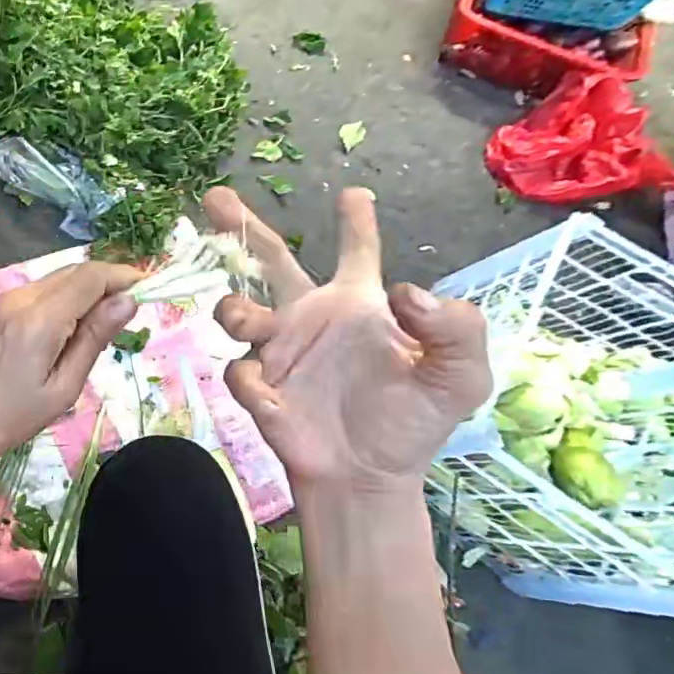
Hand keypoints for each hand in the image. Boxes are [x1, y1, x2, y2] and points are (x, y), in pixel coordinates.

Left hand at [0, 260, 140, 472]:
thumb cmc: (12, 419)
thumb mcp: (64, 387)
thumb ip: (95, 338)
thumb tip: (128, 301)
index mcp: (39, 320)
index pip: (90, 277)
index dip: (121, 276)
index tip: (145, 286)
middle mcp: (17, 299)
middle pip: (72, 272)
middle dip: (105, 282)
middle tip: (126, 308)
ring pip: (52, 280)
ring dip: (80, 291)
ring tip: (94, 326)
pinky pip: (32, 294)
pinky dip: (56, 300)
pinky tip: (59, 331)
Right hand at [205, 187, 490, 503]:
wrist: (370, 479)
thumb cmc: (414, 422)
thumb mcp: (459, 375)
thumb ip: (455, 328)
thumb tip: (408, 291)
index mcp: (358, 306)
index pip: (357, 252)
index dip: (355, 221)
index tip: (353, 193)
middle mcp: (313, 318)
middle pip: (271, 260)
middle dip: (241, 226)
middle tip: (215, 197)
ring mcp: (281, 353)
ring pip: (238, 311)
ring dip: (235, 309)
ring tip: (243, 317)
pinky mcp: (260, 390)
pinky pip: (240, 371)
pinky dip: (247, 378)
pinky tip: (269, 396)